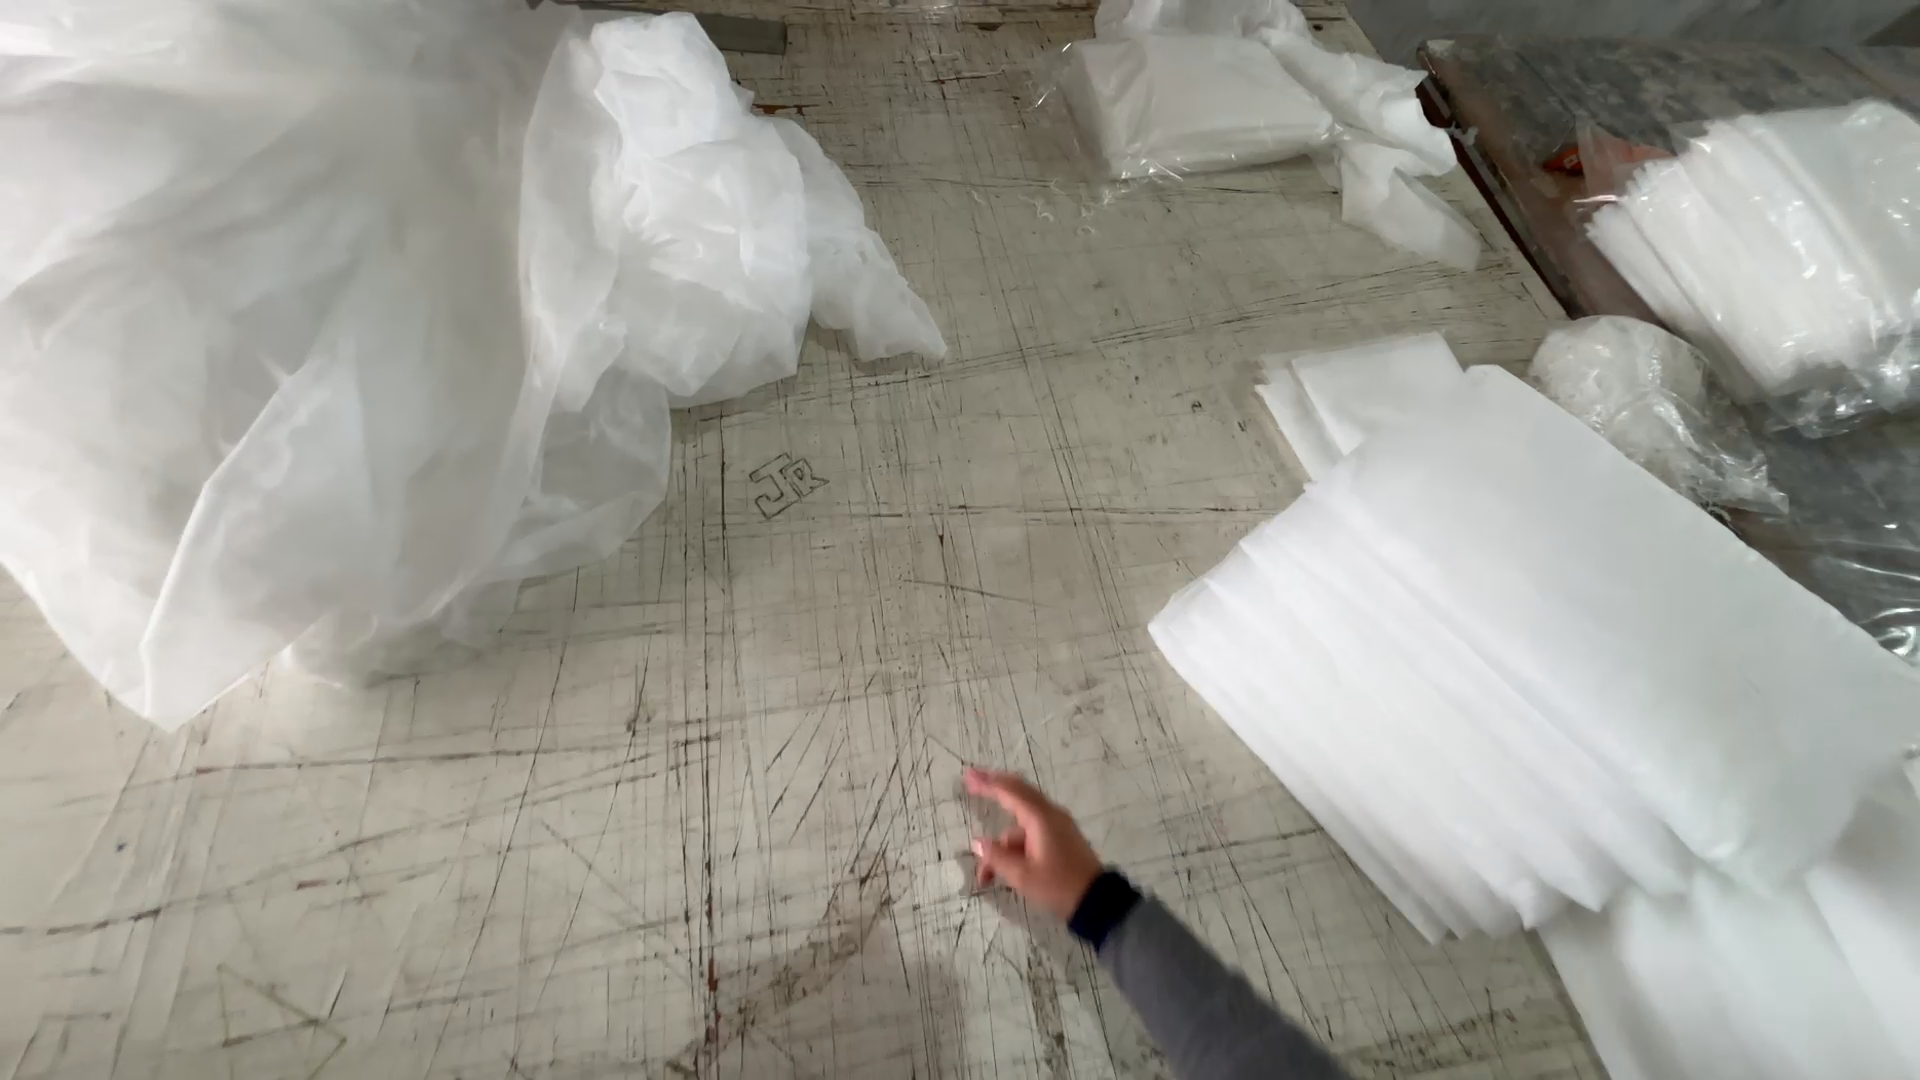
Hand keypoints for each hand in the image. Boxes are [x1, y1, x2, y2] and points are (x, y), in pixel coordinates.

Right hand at [965, 766, 1103, 920]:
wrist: (1097, 901)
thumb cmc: (1059, 886)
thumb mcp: (1023, 876)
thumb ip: (998, 857)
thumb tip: (978, 842)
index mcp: (1040, 817)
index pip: (1009, 791)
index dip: (987, 783)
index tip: (968, 776)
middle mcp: (1049, 814)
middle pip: (1017, 793)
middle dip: (994, 788)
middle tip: (972, 782)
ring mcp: (1057, 825)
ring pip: (1021, 823)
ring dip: (1001, 844)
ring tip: (985, 877)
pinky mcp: (1061, 837)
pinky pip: (1031, 832)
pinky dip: (1015, 846)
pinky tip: (1004, 869)